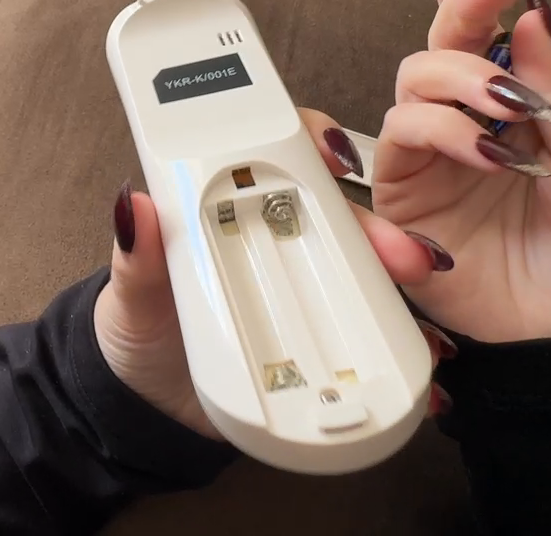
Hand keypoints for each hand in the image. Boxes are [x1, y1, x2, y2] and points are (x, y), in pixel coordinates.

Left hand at [93, 111, 455, 438]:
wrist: (151, 406)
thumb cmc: (138, 329)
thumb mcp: (131, 294)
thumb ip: (135, 256)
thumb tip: (132, 206)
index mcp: (214, 208)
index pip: (266, 154)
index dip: (306, 143)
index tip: (334, 156)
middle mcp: (259, 234)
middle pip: (322, 206)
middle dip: (366, 216)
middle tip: (398, 247)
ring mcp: (288, 281)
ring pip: (348, 256)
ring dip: (389, 261)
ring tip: (420, 279)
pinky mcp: (308, 332)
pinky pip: (357, 318)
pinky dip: (392, 324)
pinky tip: (419, 339)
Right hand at [370, 0, 550, 343]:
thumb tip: (529, 18)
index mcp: (514, 117)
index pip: (480, 44)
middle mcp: (462, 131)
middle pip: (430, 56)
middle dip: (457, 29)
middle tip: (492, 14)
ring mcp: (429, 163)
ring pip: (407, 92)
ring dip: (453, 89)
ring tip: (506, 124)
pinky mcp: (402, 198)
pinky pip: (390, 146)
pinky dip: (432, 135)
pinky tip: (481, 152)